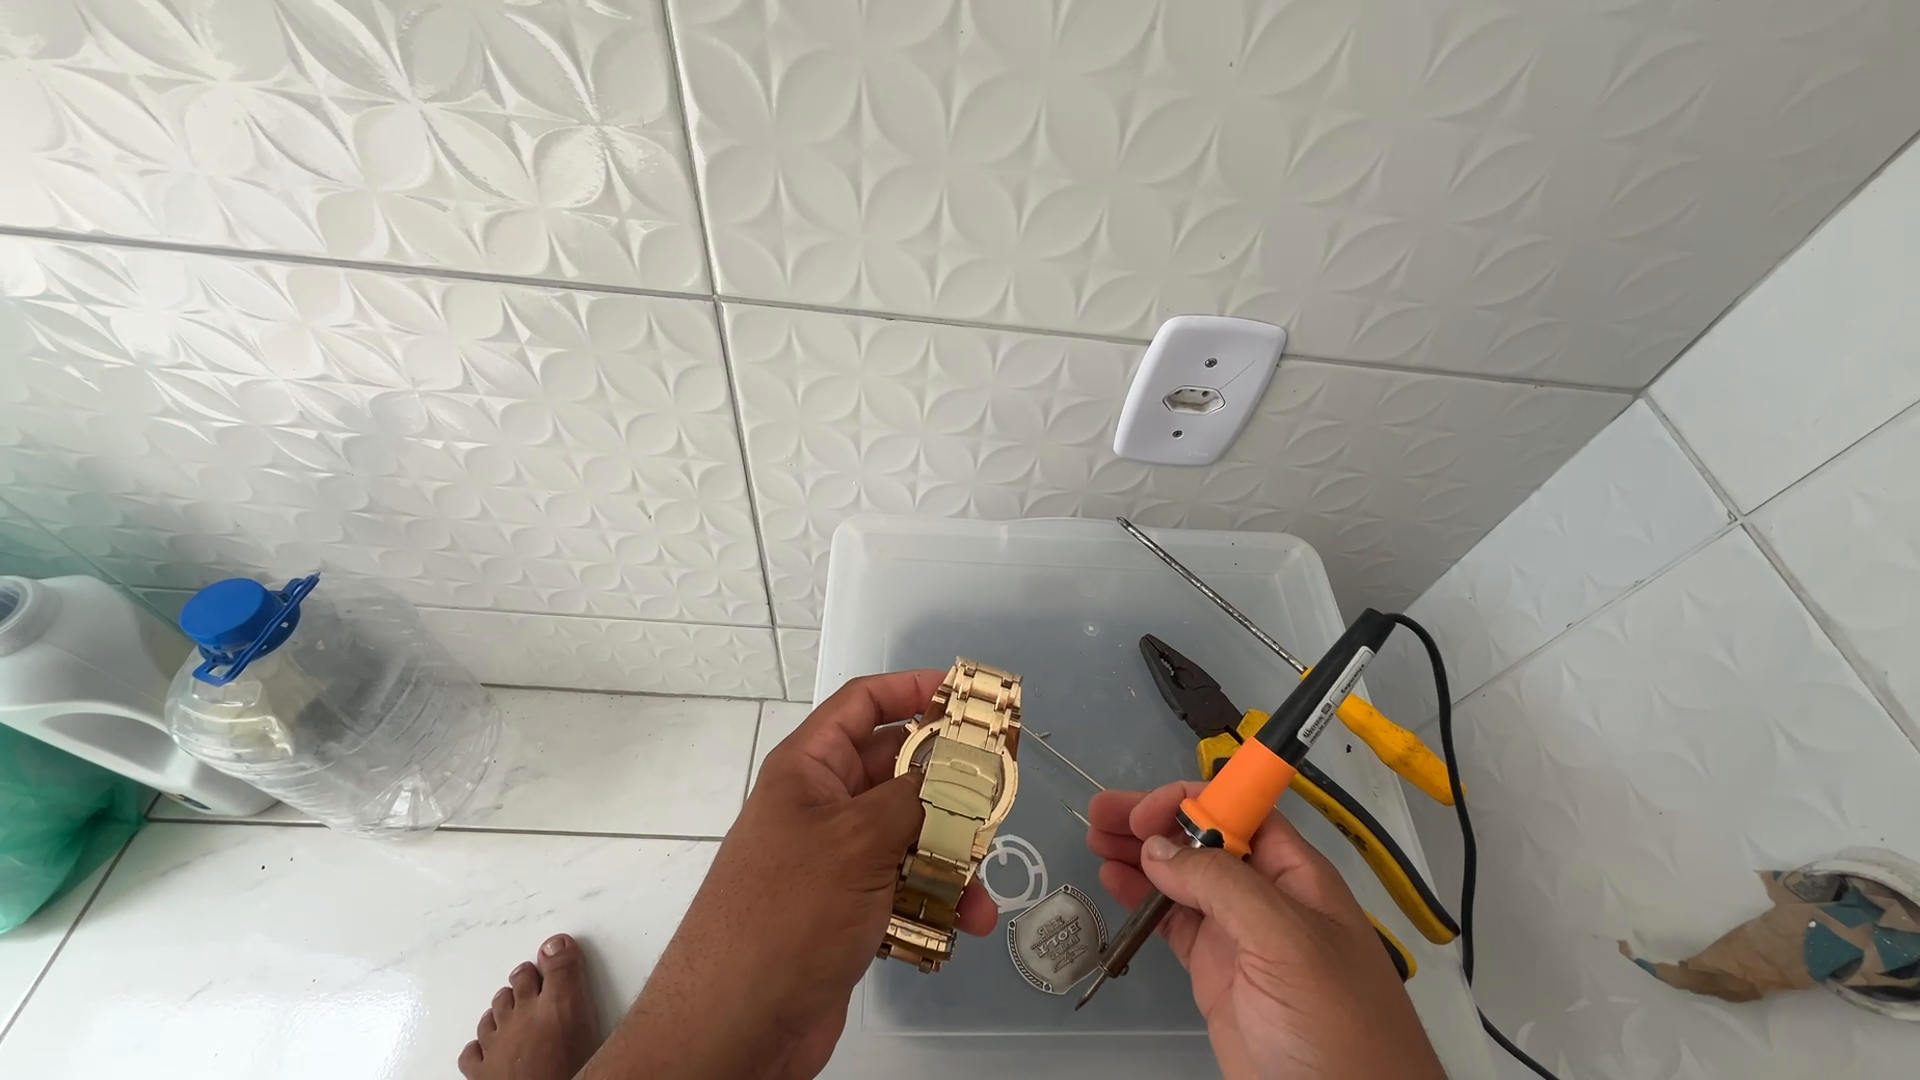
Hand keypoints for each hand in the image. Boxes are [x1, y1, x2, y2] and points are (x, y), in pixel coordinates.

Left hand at [591, 671, 995, 1079]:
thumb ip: (917, 798)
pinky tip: (963, 922)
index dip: (912, 689)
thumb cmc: (787, 913)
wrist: (734, 1029)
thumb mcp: (857, 841)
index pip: (863, 704)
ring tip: (981, 887)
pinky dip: (936, 898)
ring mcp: (836, 859)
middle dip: (949, 786)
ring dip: (951, 856)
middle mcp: (823, 805)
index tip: (965, 695)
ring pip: (910, 834)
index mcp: (810, 768)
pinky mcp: (850, 908)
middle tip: (996, 796)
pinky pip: (904, 884)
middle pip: (898, 771)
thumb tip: (962, 772)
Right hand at [1088, 782, 1444, 1079]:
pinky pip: (1171, 921)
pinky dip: (1140, 898)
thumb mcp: (1285, 942)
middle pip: (1200, 839)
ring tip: (1095, 840)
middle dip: (1152, 821)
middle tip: (1100, 814)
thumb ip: (1221, 884)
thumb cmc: (1333, 1023)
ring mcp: (1237, 934)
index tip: (1144, 814)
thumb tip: (1155, 848)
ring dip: (1138, 854)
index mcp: (1293, 874)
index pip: (1238, 812)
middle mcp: (1263, 895)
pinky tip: (1112, 882)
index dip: (1190, 802)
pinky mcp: (1215, 971)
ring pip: (1180, 877)